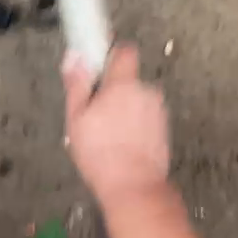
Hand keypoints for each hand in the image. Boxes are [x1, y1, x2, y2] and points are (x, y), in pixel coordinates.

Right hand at [62, 44, 170, 205]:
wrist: (133, 187)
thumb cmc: (103, 155)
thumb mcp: (76, 118)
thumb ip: (77, 84)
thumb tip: (74, 59)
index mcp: (123, 85)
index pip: (123, 51)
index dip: (110, 55)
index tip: (96, 65)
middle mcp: (145, 93)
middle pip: (128, 79)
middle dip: (113, 90)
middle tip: (94, 111)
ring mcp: (157, 111)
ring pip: (137, 100)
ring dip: (124, 109)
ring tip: (107, 133)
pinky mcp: (163, 129)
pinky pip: (145, 117)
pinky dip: (134, 125)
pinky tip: (120, 143)